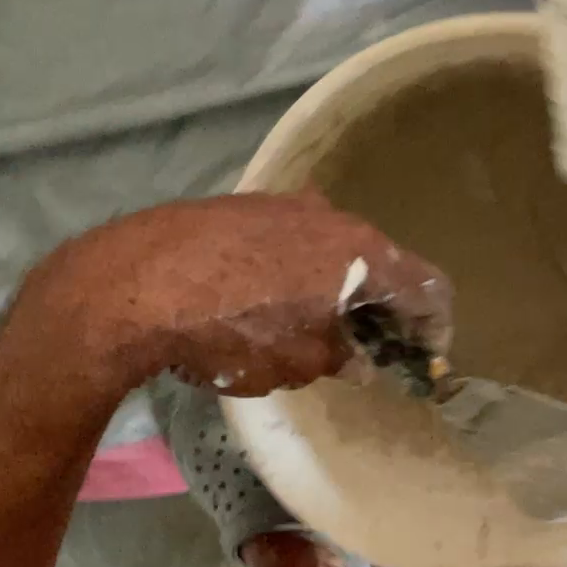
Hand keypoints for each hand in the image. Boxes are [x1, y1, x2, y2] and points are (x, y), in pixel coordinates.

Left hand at [35, 191, 452, 395]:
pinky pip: (289, 240)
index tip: (423, 355)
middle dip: (383, 305)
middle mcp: (332, 217)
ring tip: (316, 323)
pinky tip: (268, 298)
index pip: (426, 286)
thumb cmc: (232, 333)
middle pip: (380, 262)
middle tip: (371, 345)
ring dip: (337, 285)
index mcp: (360, 254)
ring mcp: (282, 204)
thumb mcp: (297, 362)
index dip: (433, 325)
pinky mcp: (240, 204)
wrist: (133, 285)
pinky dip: (297, 270)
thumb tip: (357, 356)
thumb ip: (340, 356)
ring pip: (331, 248)